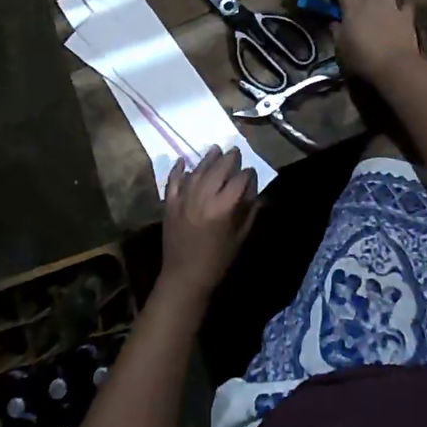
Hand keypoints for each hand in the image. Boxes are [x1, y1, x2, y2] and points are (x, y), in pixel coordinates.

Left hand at [162, 146, 257, 301]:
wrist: (186, 277)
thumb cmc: (219, 260)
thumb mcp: (241, 237)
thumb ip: (250, 211)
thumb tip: (256, 192)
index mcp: (224, 207)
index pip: (240, 180)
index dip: (248, 174)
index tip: (251, 173)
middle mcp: (204, 198)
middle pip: (218, 169)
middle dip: (229, 159)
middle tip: (235, 151)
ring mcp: (184, 199)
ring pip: (197, 171)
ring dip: (207, 159)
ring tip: (216, 149)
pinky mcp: (170, 204)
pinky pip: (173, 181)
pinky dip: (178, 170)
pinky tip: (182, 160)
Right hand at [335, 0, 421, 84]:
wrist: (394, 64)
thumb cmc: (362, 58)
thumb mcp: (341, 48)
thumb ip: (337, 32)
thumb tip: (334, 22)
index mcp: (352, 6)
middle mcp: (371, 0)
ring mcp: (391, 6)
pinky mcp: (406, 15)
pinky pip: (404, 3)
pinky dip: (401, 2)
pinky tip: (400, 5)